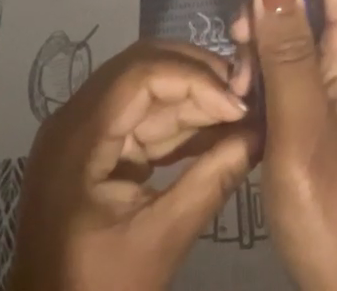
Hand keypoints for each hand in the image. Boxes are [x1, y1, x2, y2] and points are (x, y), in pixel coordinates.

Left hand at [10, 40, 258, 289]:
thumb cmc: (96, 286)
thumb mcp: (160, 239)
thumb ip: (211, 181)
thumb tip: (261, 134)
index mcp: (78, 136)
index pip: (142, 73)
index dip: (195, 78)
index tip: (239, 105)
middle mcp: (75, 120)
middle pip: (142, 68)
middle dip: (198, 75)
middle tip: (247, 94)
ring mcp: (83, 134)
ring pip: (146, 90)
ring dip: (195, 96)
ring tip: (243, 110)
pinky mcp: (96, 152)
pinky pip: (143, 120)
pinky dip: (182, 122)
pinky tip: (221, 129)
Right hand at [232, 0, 336, 290]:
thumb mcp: (303, 131)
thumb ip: (287, 53)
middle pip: (318, 3)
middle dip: (272, 0)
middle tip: (235, 41)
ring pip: (301, 47)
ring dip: (264, 49)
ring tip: (235, 90)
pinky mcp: (329, 136)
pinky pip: (296, 87)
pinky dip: (266, 86)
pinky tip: (244, 114)